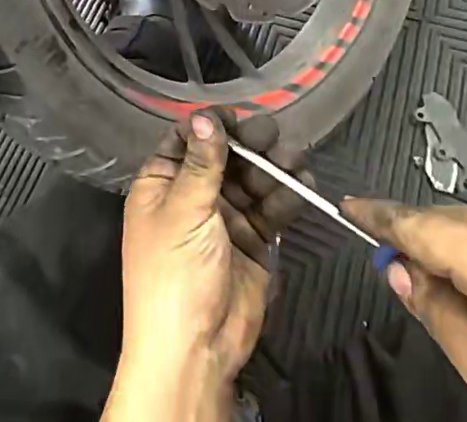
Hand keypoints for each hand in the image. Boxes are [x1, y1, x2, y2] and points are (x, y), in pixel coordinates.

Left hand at [104, 111, 311, 421]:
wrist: (196, 350)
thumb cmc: (175, 274)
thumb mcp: (184, 212)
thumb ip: (202, 162)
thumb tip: (205, 116)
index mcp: (163, 184)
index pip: (187, 139)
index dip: (211, 124)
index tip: (237, 117)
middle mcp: (195, 194)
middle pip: (228, 154)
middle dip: (252, 144)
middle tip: (272, 138)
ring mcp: (227, 215)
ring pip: (256, 176)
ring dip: (275, 167)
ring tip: (293, 164)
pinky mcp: (256, 236)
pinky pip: (274, 203)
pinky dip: (290, 193)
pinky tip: (302, 185)